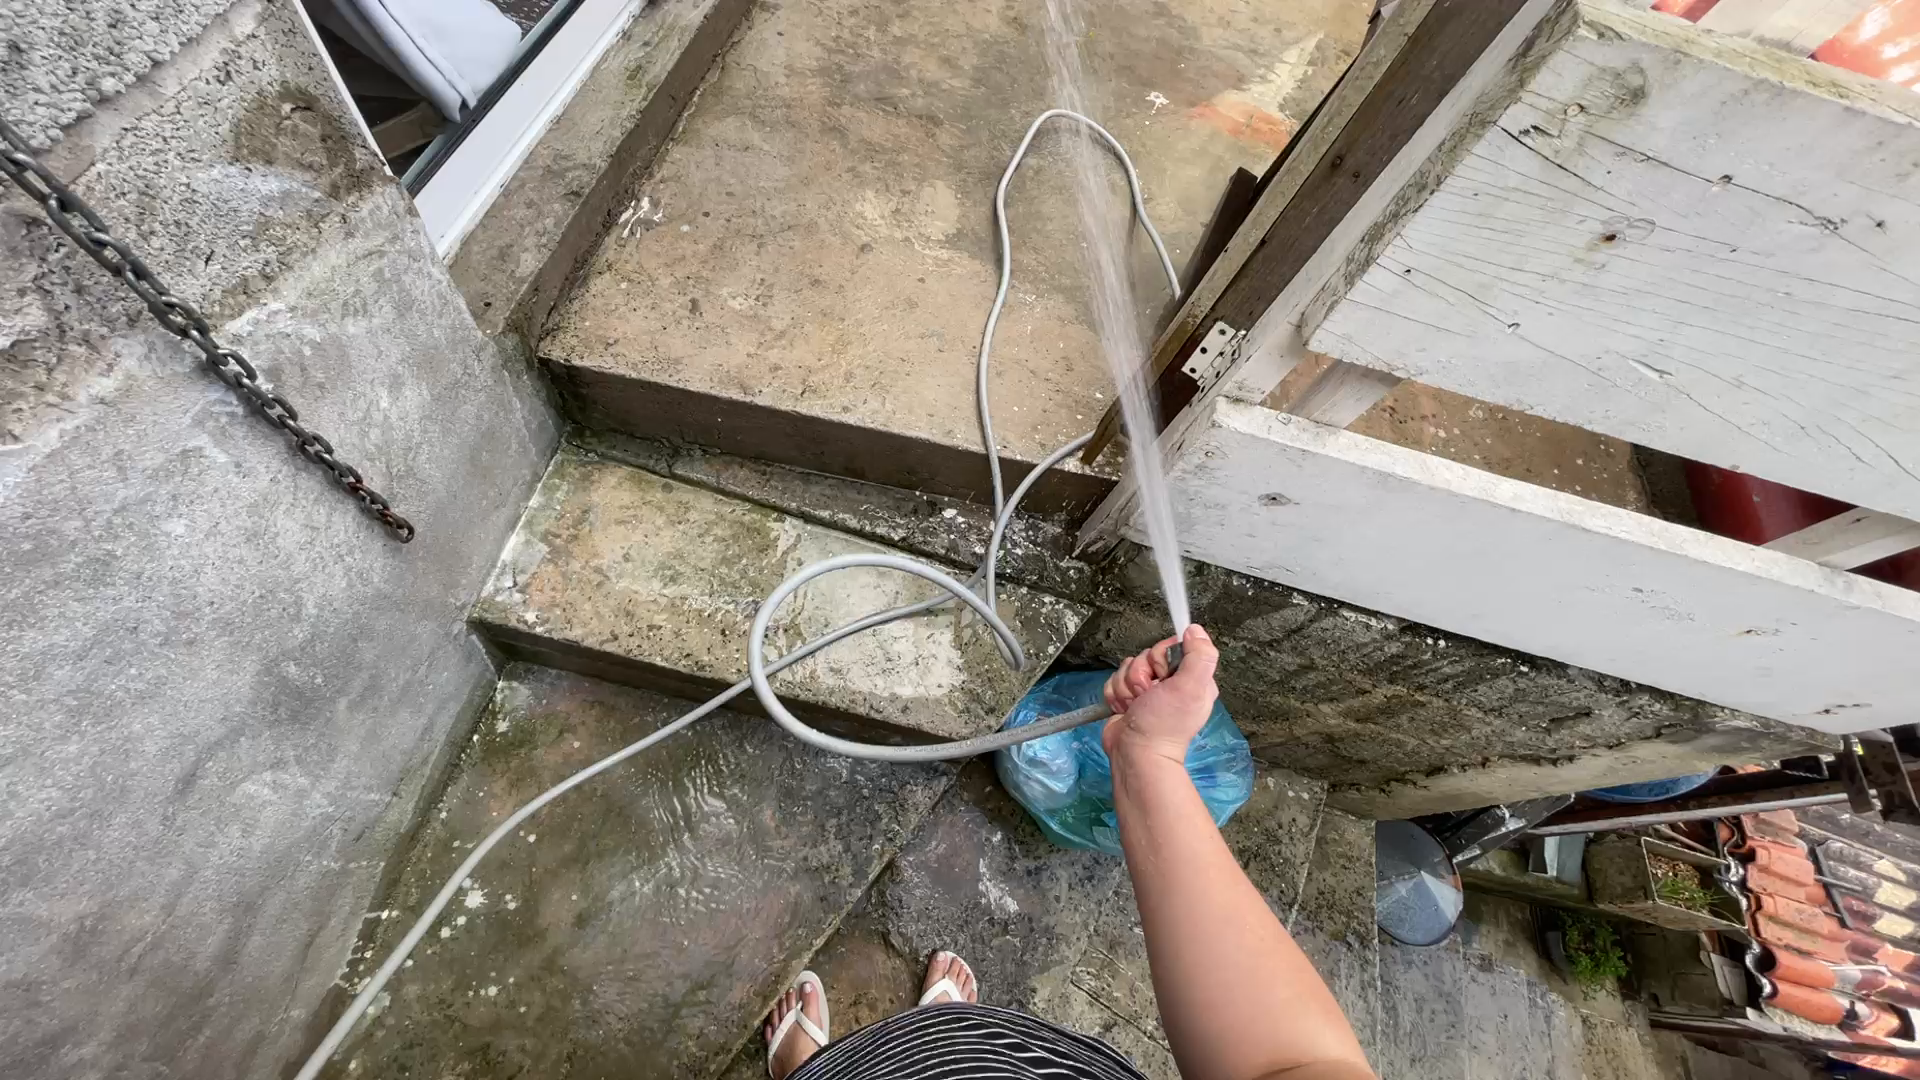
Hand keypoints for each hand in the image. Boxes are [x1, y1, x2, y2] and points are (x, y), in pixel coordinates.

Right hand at [1101, 625, 1219, 766]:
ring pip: (1127, 667)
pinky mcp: (1127, 697)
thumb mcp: (1191, 687)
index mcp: (1192, 677)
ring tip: (1136, 706)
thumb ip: (1200, 656)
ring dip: (1126, 687)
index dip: (1160, 657)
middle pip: (1146, 655)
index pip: (1171, 646)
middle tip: (1148, 695)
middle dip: (1140, 674)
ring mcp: (1147, 690)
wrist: (1136, 753)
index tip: (1162, 675)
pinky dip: (1115, 695)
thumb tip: (1195, 630)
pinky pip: (1114, 680)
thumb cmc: (1163, 725)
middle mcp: (1170, 682)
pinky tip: (1125, 709)